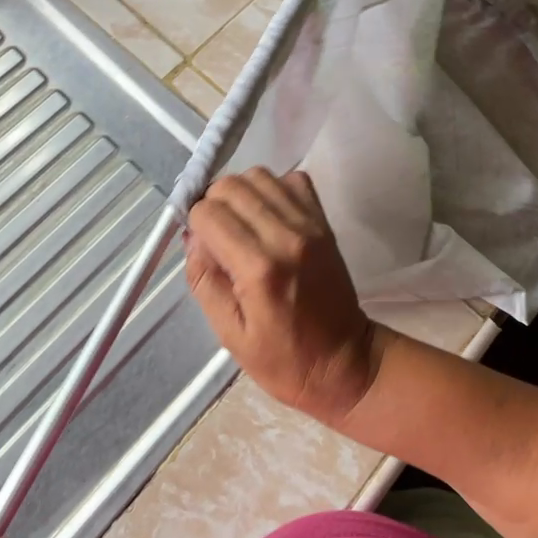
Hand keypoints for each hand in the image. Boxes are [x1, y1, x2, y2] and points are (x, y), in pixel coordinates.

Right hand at [183, 168, 385, 426]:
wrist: (345, 362)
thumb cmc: (283, 360)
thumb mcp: (229, 334)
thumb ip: (204, 280)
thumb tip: (192, 236)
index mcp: (259, 269)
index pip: (209, 213)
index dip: (195, 224)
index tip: (199, 244)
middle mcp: (285, 236)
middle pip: (232, 185)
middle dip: (213, 203)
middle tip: (216, 233)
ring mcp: (309, 224)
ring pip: (259, 175)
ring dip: (241, 192)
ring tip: (240, 222)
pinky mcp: (323, 220)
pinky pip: (292, 180)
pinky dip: (272, 189)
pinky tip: (267, 216)